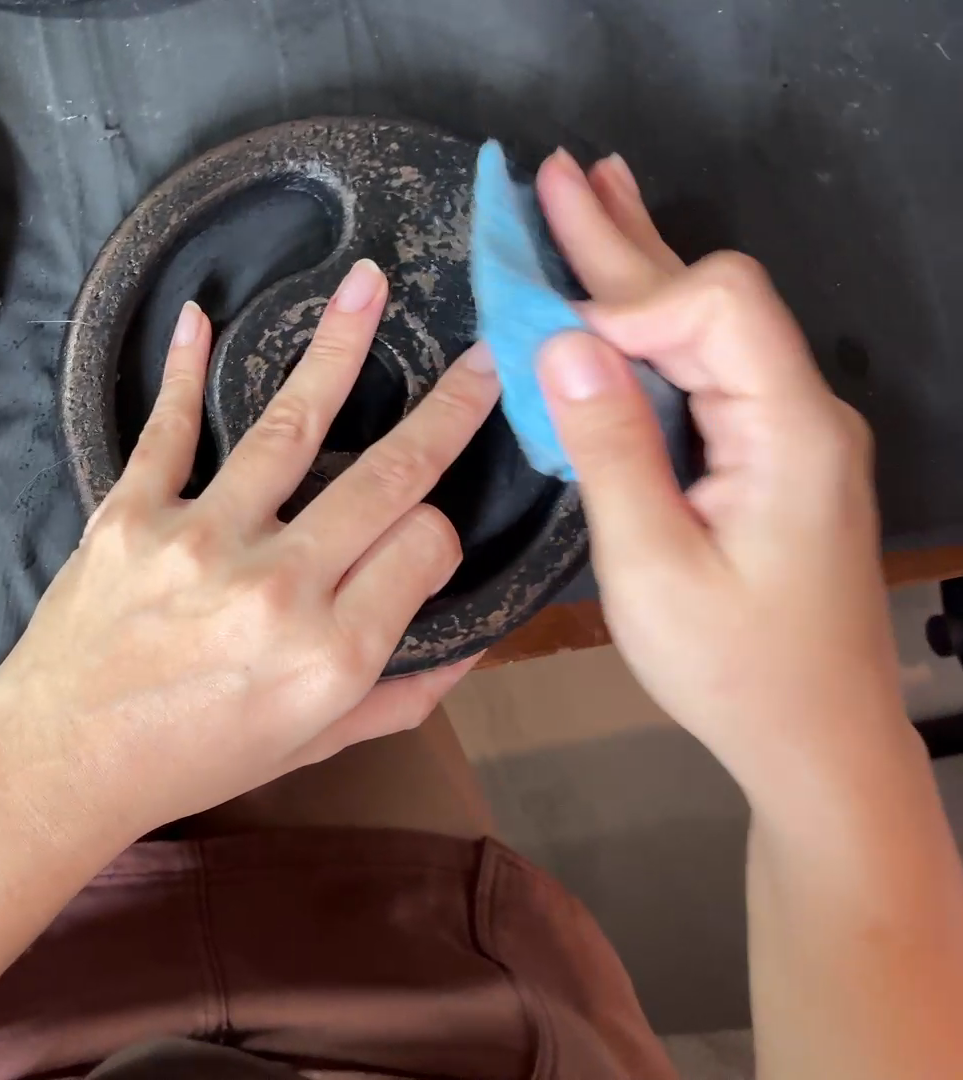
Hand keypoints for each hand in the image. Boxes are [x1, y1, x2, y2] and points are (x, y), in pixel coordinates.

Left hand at [0, 260, 498, 852]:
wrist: (59, 760)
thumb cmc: (185, 762)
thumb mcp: (305, 747)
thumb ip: (396, 697)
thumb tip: (473, 646)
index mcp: (331, 652)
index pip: (425, 547)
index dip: (435, 534)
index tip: (419, 531)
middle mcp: (275, 585)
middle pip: (383, 476)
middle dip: (444, 414)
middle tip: (481, 361)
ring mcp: (197, 538)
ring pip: (287, 427)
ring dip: (337, 351)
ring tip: (368, 288)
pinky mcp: (128, 515)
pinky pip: (166, 431)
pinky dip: (183, 373)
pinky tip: (201, 318)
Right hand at [533, 150, 903, 789]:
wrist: (805, 730)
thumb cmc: (727, 656)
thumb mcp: (650, 558)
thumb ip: (610, 445)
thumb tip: (561, 346)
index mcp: (785, 427)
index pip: (710, 311)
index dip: (623, 305)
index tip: (542, 340)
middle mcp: (792, 407)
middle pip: (707, 293)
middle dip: (621, 239)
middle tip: (556, 175)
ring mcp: (773, 426)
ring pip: (699, 321)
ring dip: (631, 262)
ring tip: (583, 198)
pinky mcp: (746, 449)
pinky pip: (688, 365)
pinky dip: (635, 321)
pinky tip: (610, 299)